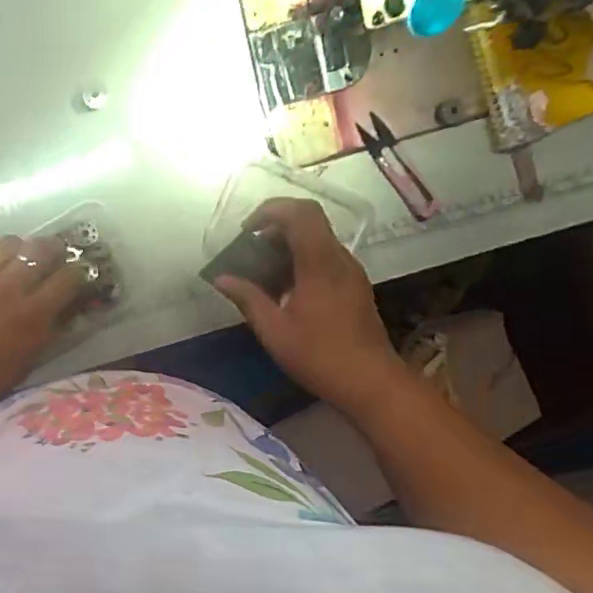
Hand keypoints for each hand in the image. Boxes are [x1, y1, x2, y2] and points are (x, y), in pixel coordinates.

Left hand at [0, 234, 89, 411]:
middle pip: (45, 248)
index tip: (80, 276)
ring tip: (26, 260)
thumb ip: (50, 328)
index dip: (80, 273)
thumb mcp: (31, 357)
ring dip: (27, 249)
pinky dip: (1, 259)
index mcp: (36, 313)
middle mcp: (15, 287)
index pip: (70, 276)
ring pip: (17, 242)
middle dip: (57, 251)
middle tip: (57, 259)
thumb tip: (64, 309)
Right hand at [211, 198, 406, 414]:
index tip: (247, 231)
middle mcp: (339, 259)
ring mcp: (351, 272)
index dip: (271, 210)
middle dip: (275, 228)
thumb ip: (247, 298)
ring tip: (262, 273)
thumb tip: (221, 278)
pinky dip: (301, 261)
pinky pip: (325, 259)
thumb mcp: (274, 330)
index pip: (300, 213)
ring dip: (288, 247)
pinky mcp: (355, 286)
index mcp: (320, 263)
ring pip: (318, 240)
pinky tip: (285, 291)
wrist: (370, 381)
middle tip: (250, 252)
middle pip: (309, 222)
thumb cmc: (319, 356)